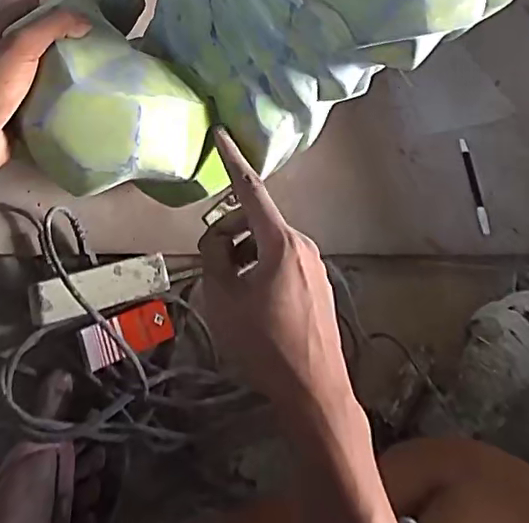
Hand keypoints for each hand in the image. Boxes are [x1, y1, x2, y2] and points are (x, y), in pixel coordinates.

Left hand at [0, 0, 93, 182]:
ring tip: (83, 71)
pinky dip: (52, 106)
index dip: (27, 6)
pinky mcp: (9, 121)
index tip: (46, 1)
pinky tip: (72, 104)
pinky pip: (36, 109)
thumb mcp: (20, 47)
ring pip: (31, 79)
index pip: (8, 16)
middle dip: (46, 42)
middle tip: (76, 39)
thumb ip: (50, 27)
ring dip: (53, 76)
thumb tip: (82, 20)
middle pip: (22, 48)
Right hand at [197, 128, 351, 409]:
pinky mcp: (317, 286)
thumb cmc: (265, 343)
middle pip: (254, 220)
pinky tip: (250, 301)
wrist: (315, 396)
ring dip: (242, 253)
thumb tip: (217, 239)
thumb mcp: (223, 296)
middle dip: (228, 232)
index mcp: (281, 242)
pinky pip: (280, 261)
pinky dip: (258, 267)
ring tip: (230, 290)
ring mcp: (314, 267)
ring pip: (265, 242)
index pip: (250, 190)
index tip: (221, 133)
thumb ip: (214, 254)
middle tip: (211, 263)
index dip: (232, 160)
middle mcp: (303, 246)